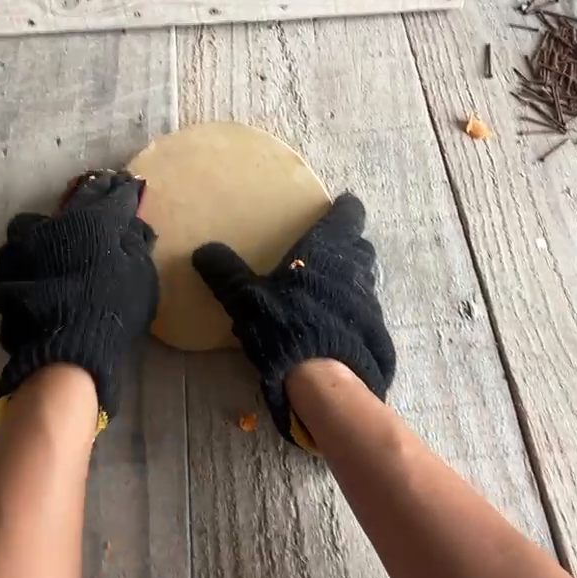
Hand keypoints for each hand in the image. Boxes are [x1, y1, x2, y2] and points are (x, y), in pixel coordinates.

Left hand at [0, 170, 157, 419]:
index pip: (115, 196)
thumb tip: (134, 226)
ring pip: (27, 228)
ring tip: (45, 239)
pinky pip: (10, 267)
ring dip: (38, 233)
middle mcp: (56, 225)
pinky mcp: (4, 276)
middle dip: (89, 193)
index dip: (124, 189)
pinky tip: (21, 276)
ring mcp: (23, 249)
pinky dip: (17, 269)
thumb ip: (136, 246)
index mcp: (94, 221)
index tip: (129, 183)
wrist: (67, 343)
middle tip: (98, 189)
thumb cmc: (114, 307)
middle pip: (74, 201)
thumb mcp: (141, 276)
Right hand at [191, 193, 393, 448]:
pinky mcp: (374, 327)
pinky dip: (354, 308)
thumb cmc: (284, 322)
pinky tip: (338, 320)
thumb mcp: (245, 297)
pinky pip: (367, 308)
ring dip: (352, 277)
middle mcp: (354, 267)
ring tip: (332, 286)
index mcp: (327, 248)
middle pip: (360, 245)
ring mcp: (369, 298)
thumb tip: (202, 251)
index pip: (348, 214)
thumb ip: (225, 273)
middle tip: (330, 249)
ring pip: (365, 276)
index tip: (340, 205)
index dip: (345, 208)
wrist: (323, 373)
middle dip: (348, 244)